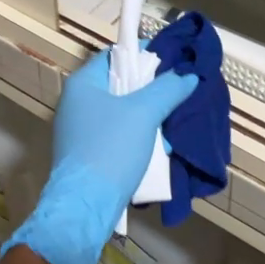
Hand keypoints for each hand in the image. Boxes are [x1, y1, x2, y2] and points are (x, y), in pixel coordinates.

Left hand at [0, 51, 197, 263]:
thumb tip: (188, 75)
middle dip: (149, 91)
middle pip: (119, 84)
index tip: (170, 63)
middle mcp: (76, 103)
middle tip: (174, 95)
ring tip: (168, 125)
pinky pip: (115, 135)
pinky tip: (154, 148)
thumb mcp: (144, 114)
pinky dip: (135, 137)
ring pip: (120, 112)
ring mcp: (78, 131)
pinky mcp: (85, 155)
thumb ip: (167, 89)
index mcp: (82, 84)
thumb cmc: (111, 149)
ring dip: (145, 117)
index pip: (115, 55)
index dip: (143, 55)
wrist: (83, 208)